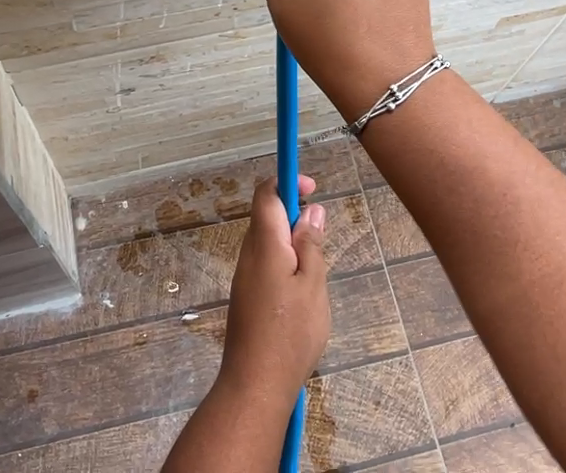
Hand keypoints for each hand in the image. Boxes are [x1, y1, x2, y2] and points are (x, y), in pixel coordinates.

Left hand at [220, 177, 329, 399]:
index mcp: (264, 244)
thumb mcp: (313, 285)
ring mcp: (244, 276)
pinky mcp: (246, 297)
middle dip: (296, 218)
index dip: (288, 181)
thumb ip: (312, 245)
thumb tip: (312, 210)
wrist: (255, 384)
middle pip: (267, 217)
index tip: (313, 186)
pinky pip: (266, 265)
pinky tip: (301, 296)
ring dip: (292, 245)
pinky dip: (285, 265)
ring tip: (315, 276)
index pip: (267, 194)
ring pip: (269, 243)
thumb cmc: (290, 333)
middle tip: (321, 242)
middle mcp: (248, 254)